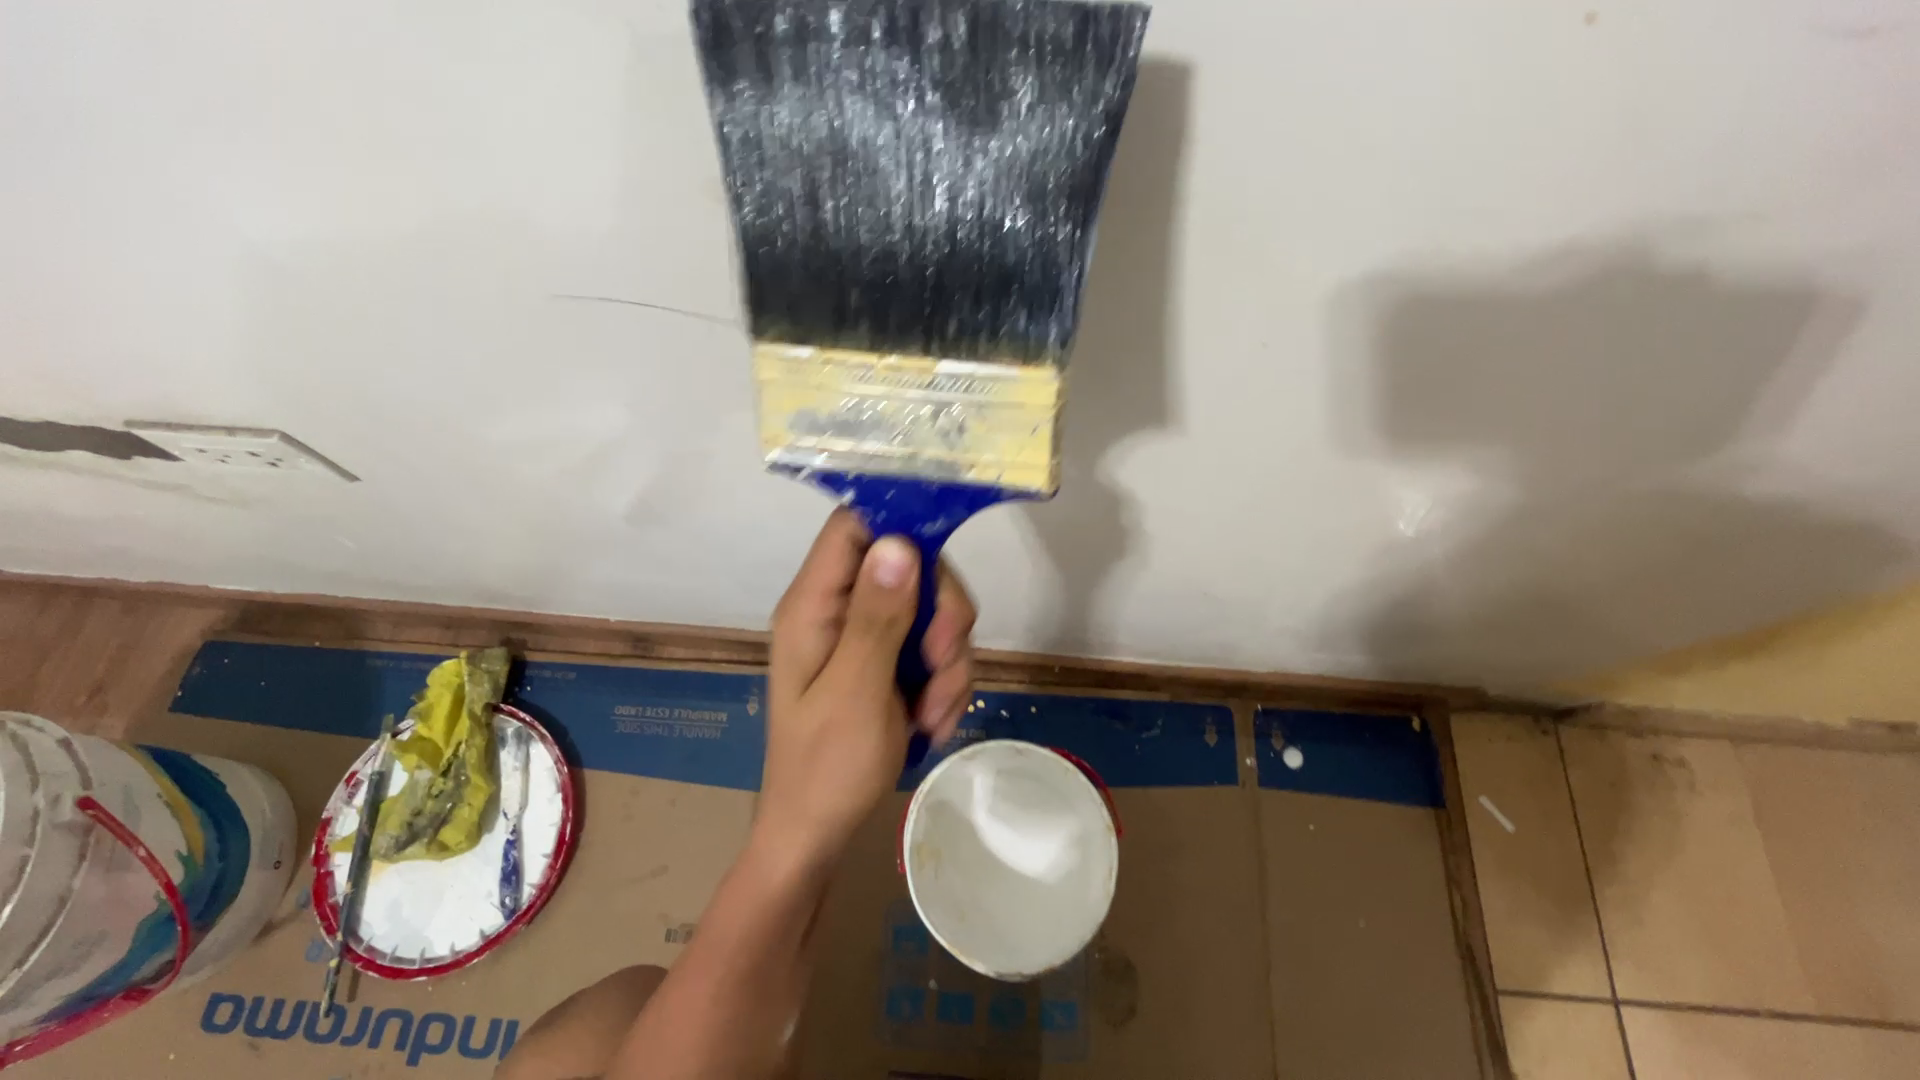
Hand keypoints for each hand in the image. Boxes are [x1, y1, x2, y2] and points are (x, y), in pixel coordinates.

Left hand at [758, 509, 976, 864]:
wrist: (820, 836)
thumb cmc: (826, 769)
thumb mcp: (855, 692)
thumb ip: (877, 617)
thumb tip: (899, 542)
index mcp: (814, 606)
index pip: (856, 526)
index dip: (902, 528)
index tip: (943, 566)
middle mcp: (840, 610)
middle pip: (912, 568)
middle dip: (942, 619)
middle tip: (941, 666)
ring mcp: (867, 638)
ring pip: (933, 613)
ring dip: (948, 663)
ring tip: (932, 714)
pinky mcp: (890, 665)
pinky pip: (937, 651)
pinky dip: (945, 685)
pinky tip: (931, 723)